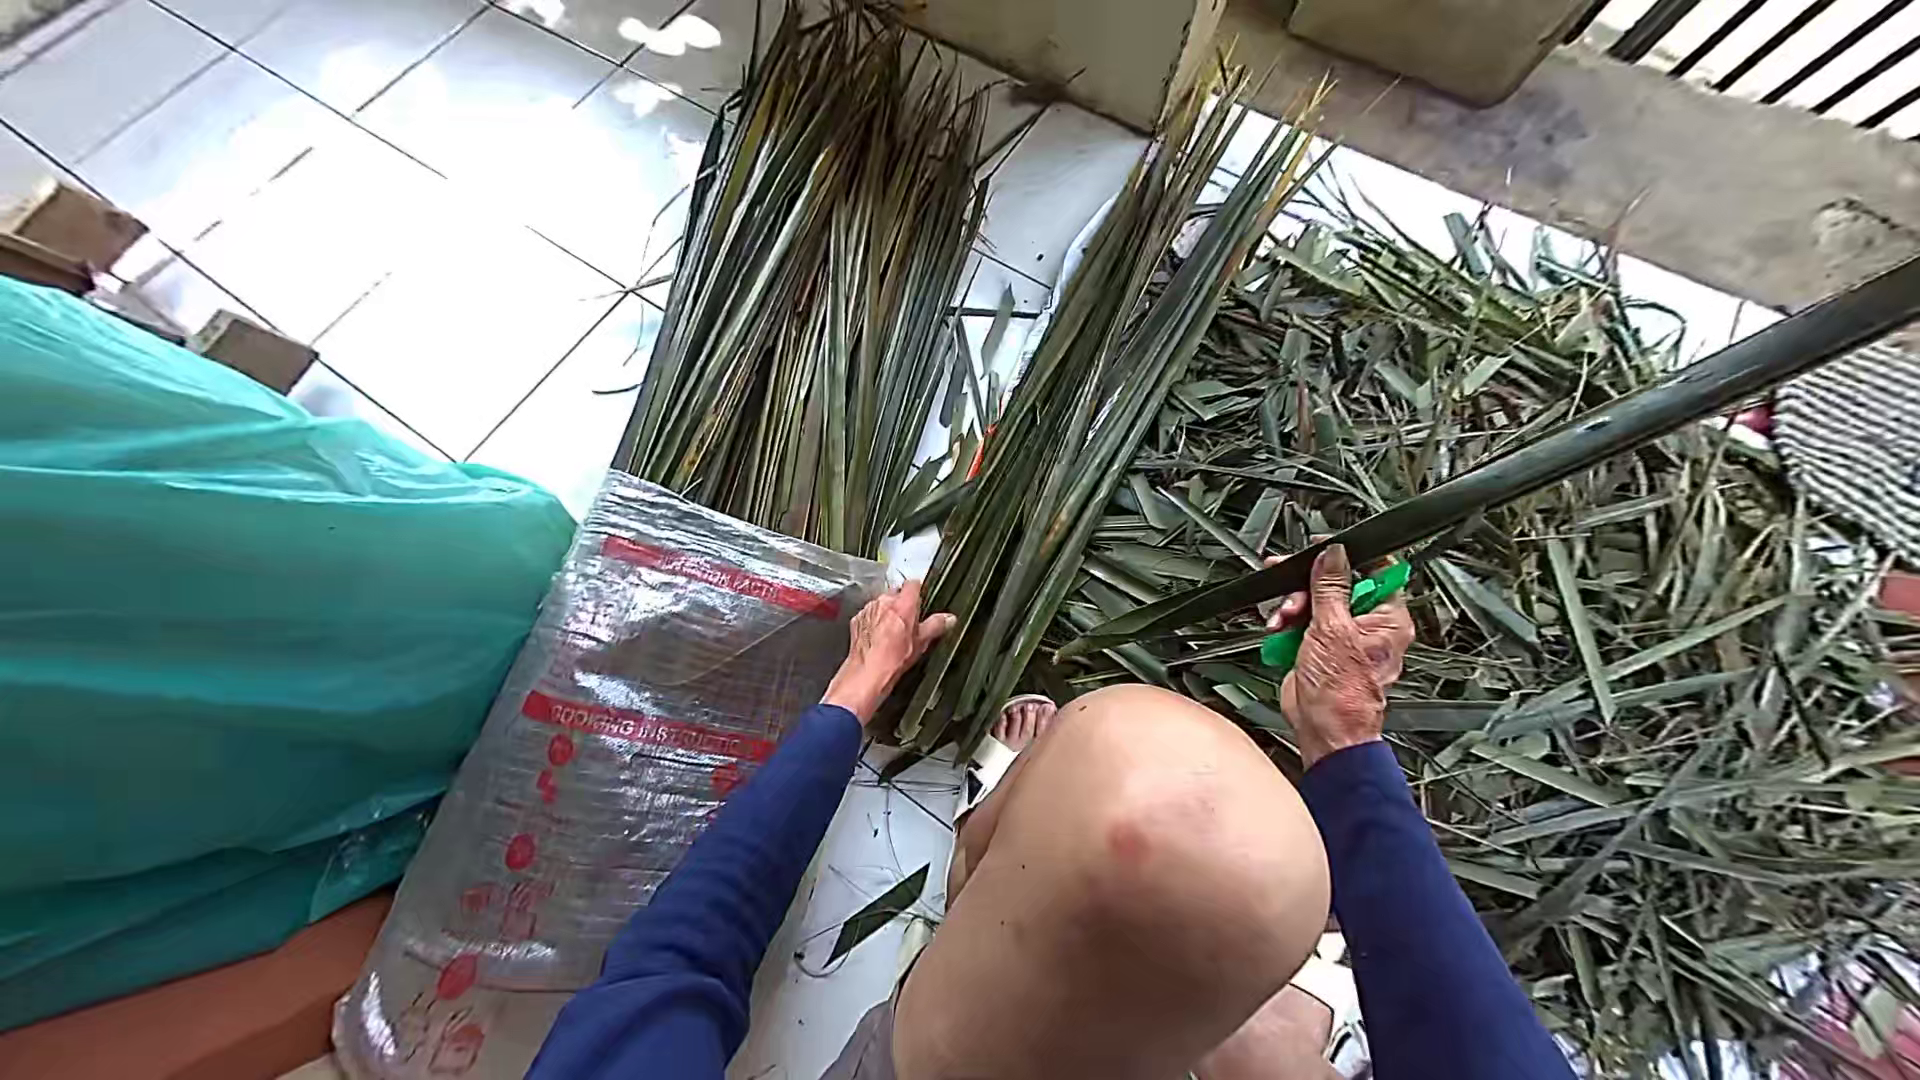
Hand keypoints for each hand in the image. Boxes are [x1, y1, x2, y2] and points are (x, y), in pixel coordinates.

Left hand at [822, 580, 956, 726]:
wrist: (867, 672)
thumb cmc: (892, 659)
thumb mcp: (921, 642)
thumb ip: (936, 626)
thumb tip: (949, 619)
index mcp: (903, 604)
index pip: (913, 584)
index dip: (918, 591)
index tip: (920, 599)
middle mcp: (884, 602)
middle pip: (896, 593)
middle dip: (902, 604)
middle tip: (908, 622)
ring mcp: (869, 610)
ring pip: (881, 604)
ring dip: (887, 613)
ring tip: (892, 633)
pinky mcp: (857, 619)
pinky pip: (869, 614)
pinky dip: (873, 621)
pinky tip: (878, 637)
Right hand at [1267, 544, 1414, 767]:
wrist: (1322, 728)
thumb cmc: (1342, 692)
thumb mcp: (1332, 628)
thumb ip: (1330, 587)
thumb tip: (1333, 555)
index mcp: (1388, 618)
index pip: (1377, 571)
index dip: (1349, 557)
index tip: (1324, 550)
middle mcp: (1368, 626)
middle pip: (1337, 585)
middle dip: (1308, 588)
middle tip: (1291, 589)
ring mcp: (1342, 637)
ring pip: (1315, 602)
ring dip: (1293, 606)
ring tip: (1284, 618)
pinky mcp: (1319, 647)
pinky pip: (1302, 621)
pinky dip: (1287, 622)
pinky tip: (1280, 629)